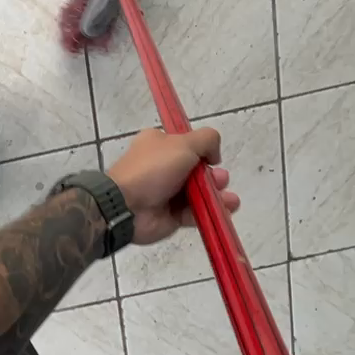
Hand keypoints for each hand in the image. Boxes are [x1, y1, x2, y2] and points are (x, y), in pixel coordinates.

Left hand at [104, 127, 237, 244]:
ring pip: (202, 193)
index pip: (187, 145)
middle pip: (199, 171)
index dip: (202, 151)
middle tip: (219, 180)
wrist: (127, 206)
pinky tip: (226, 209)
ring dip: (219, 194)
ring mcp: (167, 192)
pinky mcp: (172, 215)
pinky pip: (197, 212)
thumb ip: (206, 139)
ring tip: (228, 198)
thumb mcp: (182, 143)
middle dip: (215, 175)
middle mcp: (163, 167)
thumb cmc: (153, 169)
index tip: (211, 158)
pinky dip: (213, 211)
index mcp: (158, 145)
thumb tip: (213, 154)